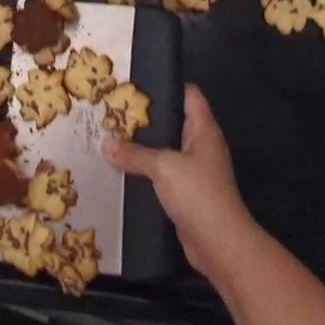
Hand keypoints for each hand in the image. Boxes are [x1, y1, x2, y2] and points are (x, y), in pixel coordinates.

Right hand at [103, 84, 261, 281]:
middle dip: (145, 116)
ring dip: (142, 145)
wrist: (220, 244)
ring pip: (165, 148)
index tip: (136, 80)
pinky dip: (145, 170)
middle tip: (113, 108)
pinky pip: (162, 173)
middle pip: (172, 120)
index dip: (166, 83)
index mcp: (203, 129)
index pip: (188, 94)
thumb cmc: (198, 193)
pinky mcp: (186, 192)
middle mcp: (200, 145)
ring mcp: (194, 170)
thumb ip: (134, 154)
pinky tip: (122, 168)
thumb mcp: (163, 167)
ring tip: (111, 135)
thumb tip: (105, 143)